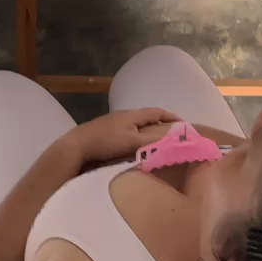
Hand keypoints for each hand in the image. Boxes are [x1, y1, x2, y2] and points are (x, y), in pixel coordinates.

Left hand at [62, 108, 180, 163]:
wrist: (76, 147)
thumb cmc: (105, 142)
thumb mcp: (132, 142)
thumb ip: (153, 140)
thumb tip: (174, 139)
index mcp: (132, 115)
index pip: (157, 112)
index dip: (172, 117)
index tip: (184, 125)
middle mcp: (123, 116)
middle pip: (147, 117)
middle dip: (161, 124)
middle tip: (172, 135)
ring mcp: (113, 124)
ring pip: (136, 126)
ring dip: (148, 131)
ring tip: (157, 143)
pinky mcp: (105, 133)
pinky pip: (127, 133)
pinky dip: (137, 138)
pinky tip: (136, 148)